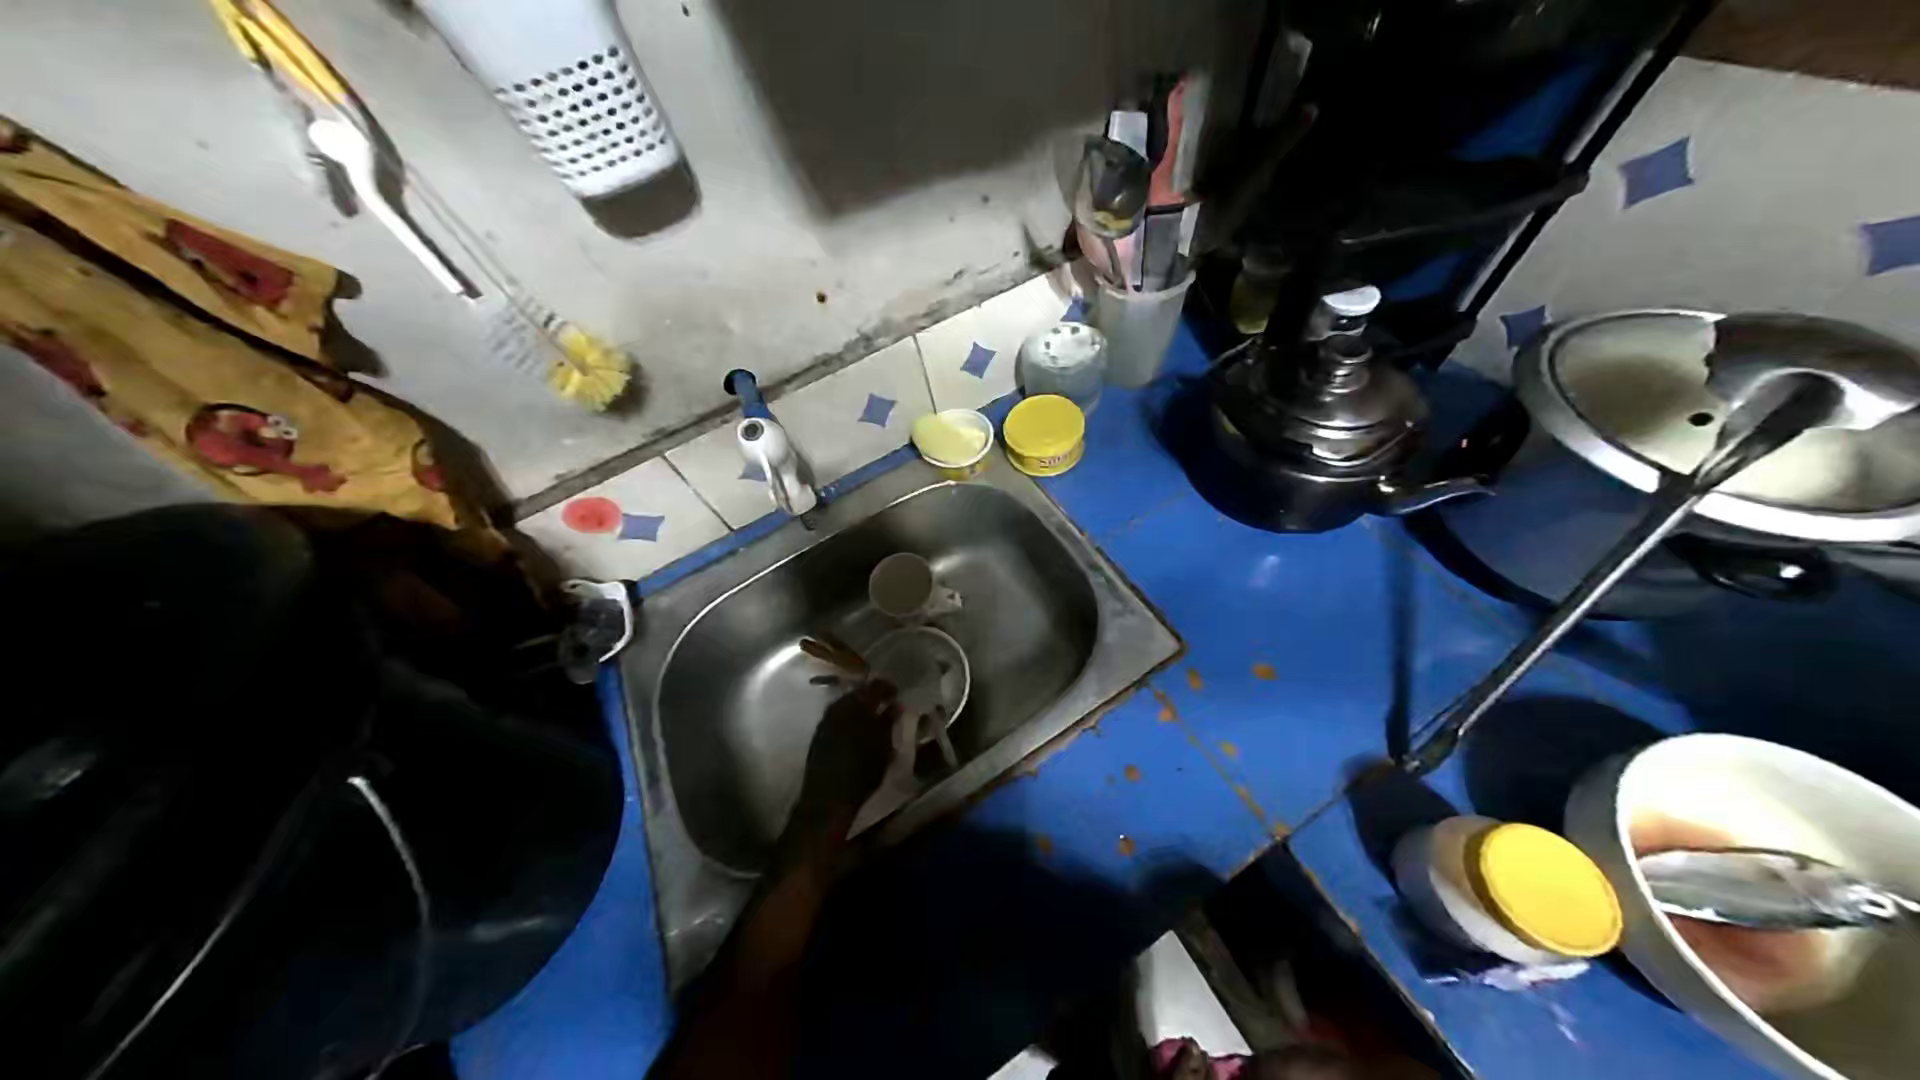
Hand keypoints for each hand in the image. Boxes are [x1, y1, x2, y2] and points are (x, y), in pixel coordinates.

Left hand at [791, 680, 900, 835]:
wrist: (827, 798)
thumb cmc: (862, 772)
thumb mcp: (883, 747)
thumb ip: (889, 722)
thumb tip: (895, 705)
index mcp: (856, 705)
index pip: (874, 686)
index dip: (887, 687)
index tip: (897, 692)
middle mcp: (838, 707)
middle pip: (857, 693)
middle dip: (872, 696)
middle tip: (887, 702)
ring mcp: (825, 720)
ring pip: (846, 705)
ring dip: (859, 707)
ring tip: (873, 716)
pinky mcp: (818, 735)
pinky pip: (837, 717)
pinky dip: (849, 718)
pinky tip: (857, 728)